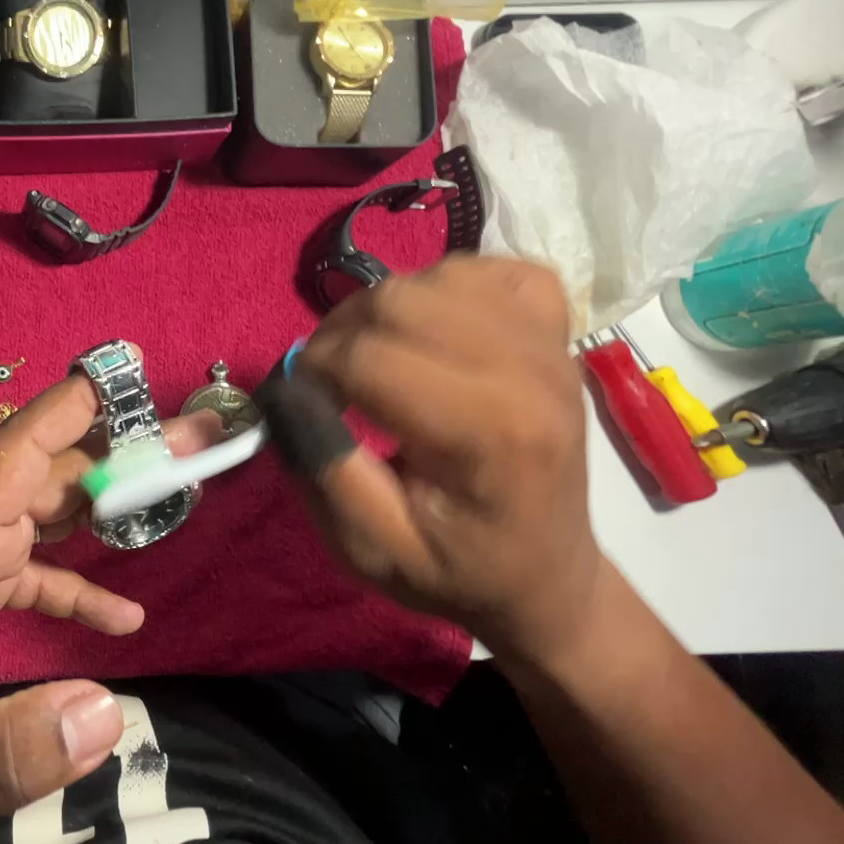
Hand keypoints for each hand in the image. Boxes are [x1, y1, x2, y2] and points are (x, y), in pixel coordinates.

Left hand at [0, 371, 220, 843]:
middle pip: (41, 475)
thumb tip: (108, 712)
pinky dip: (79, 580)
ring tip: (177, 487)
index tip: (124, 375)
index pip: (8, 460)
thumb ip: (10, 749)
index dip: (64, 413)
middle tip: (194, 436)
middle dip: (116, 451)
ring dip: (106, 499)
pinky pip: (36, 572)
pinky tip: (120, 616)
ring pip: (43, 511)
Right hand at [260, 256, 599, 663]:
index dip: (312, 373)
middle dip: (338, 334)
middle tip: (328, 384)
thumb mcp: (369, 548)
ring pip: (433, 275)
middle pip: (398, 300)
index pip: (369, 357)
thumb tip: (286, 388)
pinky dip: (438, 285)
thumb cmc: (454, 569)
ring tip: (371, 356)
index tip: (305, 409)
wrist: (544, 575)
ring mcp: (551, 341)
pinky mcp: (556, 325)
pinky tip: (427, 328)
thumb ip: (323, 467)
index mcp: (489, 433)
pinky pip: (484, 268)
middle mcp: (531, 372)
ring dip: (380, 309)